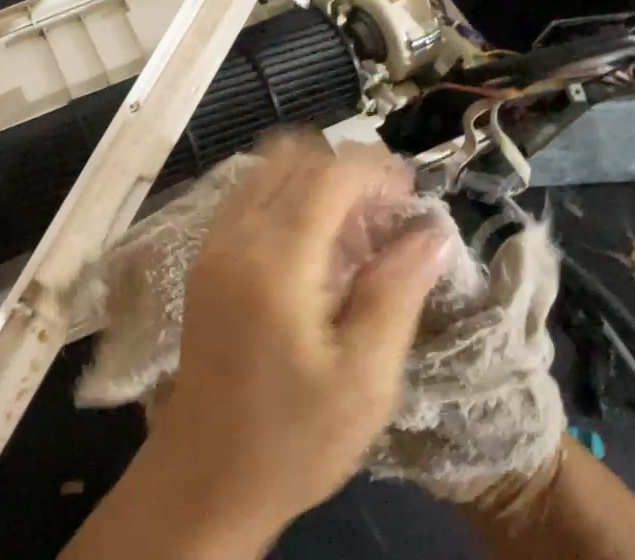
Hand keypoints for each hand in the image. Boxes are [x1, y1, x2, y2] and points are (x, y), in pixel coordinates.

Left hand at [64, 133, 452, 557]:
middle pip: (288, 160)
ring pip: (262, 174)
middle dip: (343, 169)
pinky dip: (283, 200)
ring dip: (311, 181)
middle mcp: (234, 239)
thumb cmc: (295, 439)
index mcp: (274, 262)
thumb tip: (431, 231)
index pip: (325, 176)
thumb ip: (397, 293)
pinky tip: (316, 246)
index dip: (374, 168)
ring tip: (357, 227)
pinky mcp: (203, 265)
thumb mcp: (365, 379)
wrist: (205, 475)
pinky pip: (245, 202)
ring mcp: (211, 249)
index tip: (412, 190)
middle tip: (388, 209)